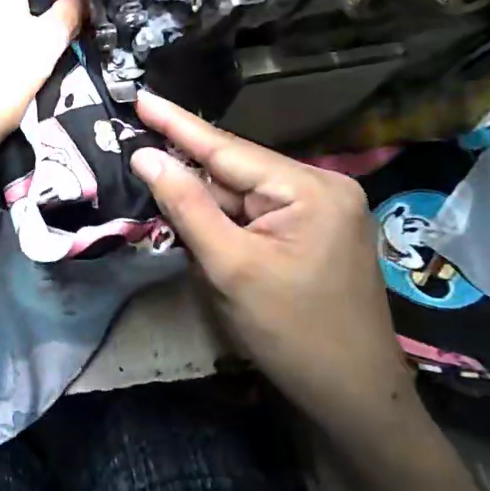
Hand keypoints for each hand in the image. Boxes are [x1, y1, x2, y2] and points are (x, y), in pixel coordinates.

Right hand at [129, 92, 415, 439]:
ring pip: (243, 196)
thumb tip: (146, 157)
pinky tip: (204, 234)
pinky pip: (256, 215)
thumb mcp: (231, 268)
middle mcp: (321, 187)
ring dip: (205, 207)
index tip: (141, 94)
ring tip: (170, 216)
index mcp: (310, 189)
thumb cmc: (293, 333)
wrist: (354, 396)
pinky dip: (225, 224)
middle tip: (135, 161)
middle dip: (187, 176)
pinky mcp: (313, 234)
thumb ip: (187, 206)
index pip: (229, 149)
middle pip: (235, 172)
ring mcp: (321, 211)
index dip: (177, 124)